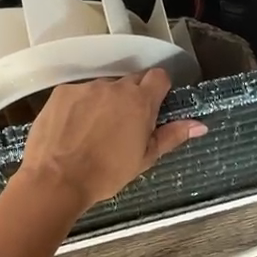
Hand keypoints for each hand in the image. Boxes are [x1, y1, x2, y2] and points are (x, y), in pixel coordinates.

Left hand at [15, 69, 206, 207]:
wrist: (56, 180)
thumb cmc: (106, 174)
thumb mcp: (145, 158)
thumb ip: (172, 135)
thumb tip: (200, 125)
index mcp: (139, 101)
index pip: (159, 77)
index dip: (159, 90)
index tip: (154, 107)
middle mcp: (114, 87)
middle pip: (131, 81)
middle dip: (132, 98)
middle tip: (126, 125)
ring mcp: (85, 88)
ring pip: (104, 88)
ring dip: (106, 102)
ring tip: (96, 131)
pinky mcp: (61, 93)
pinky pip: (79, 93)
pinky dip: (81, 106)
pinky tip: (75, 129)